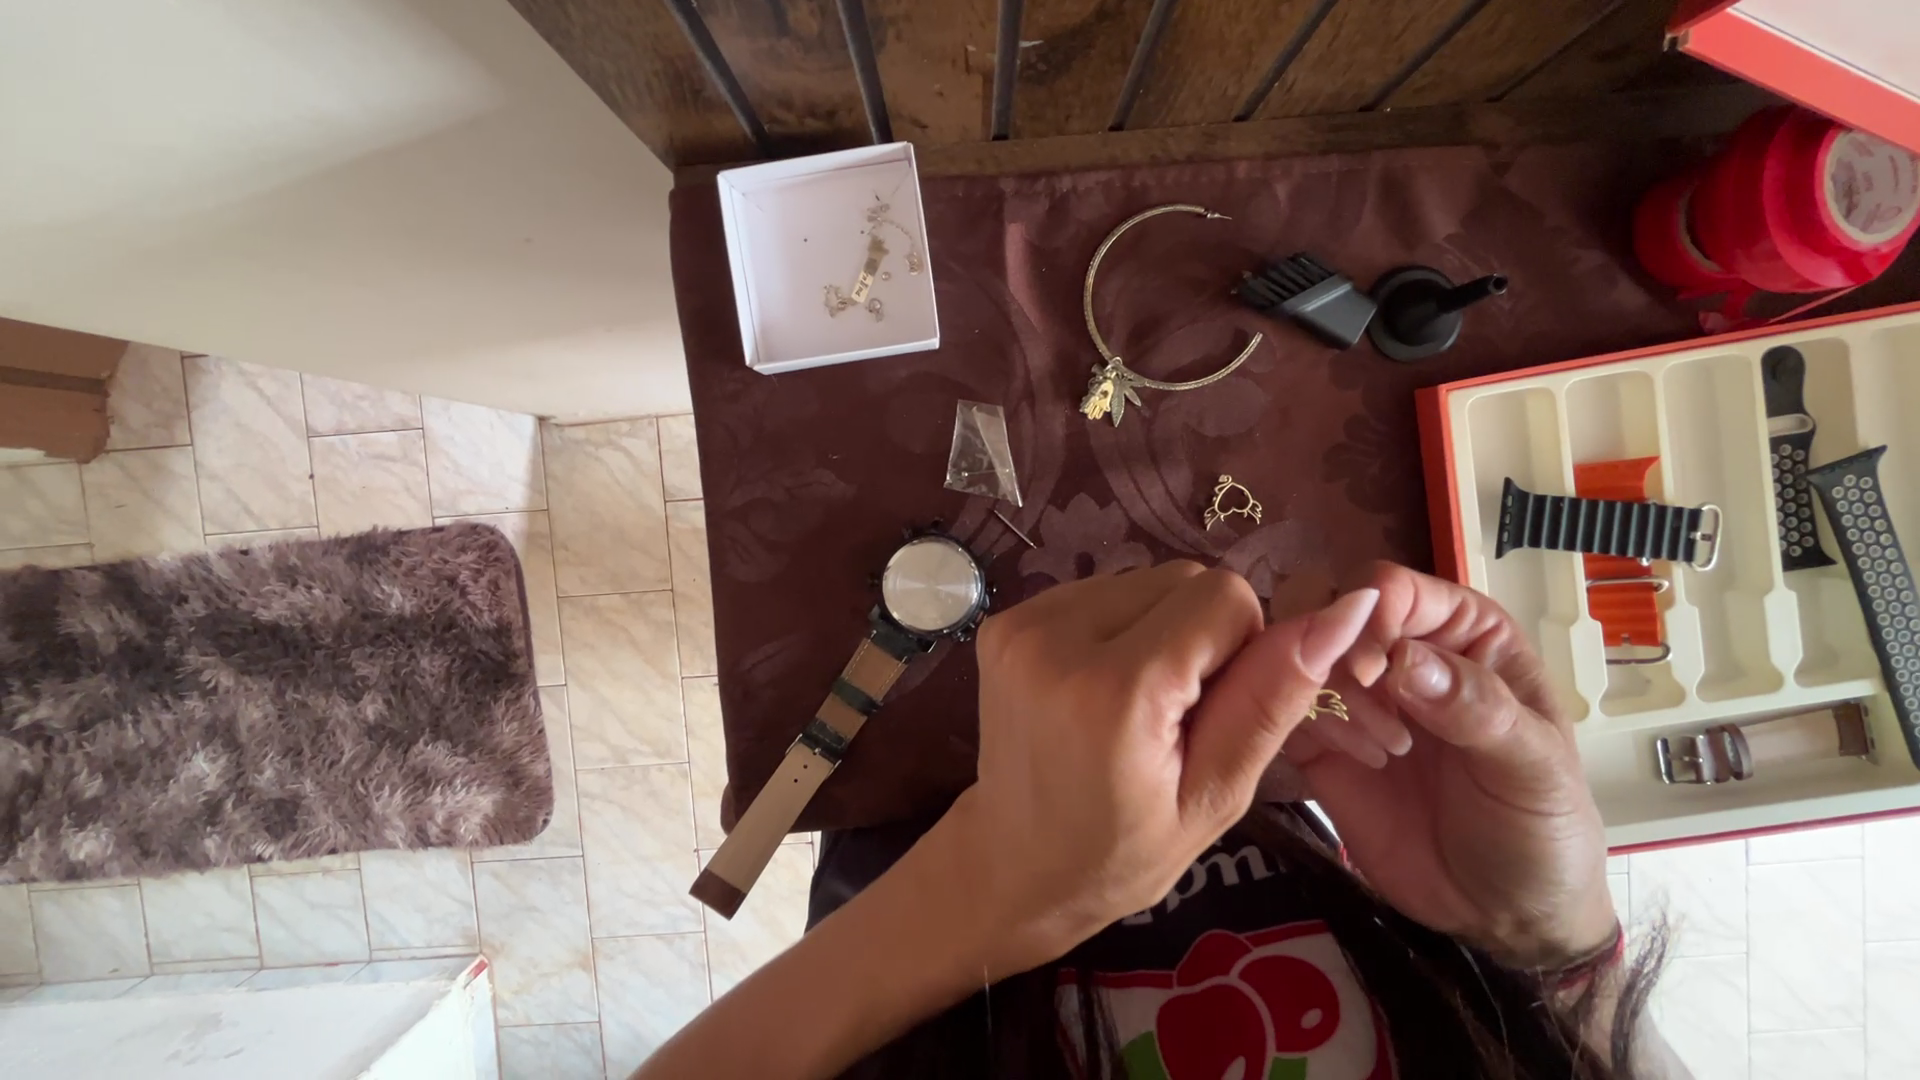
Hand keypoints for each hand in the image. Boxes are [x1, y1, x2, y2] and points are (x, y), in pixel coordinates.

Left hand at [931, 562, 1379, 975]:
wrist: (1015, 861)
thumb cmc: (1123, 849)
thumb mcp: (1215, 792)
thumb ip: (1273, 697)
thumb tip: (1343, 611)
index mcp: (1113, 690)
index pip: (1222, 595)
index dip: (1239, 646)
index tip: (1213, 707)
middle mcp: (1053, 638)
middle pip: (1180, 578)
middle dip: (1198, 634)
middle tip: (1172, 711)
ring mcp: (1020, 624)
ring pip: (1140, 579)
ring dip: (1156, 627)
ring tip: (1131, 702)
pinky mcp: (1003, 620)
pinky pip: (1096, 589)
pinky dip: (1115, 626)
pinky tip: (1098, 685)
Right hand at [1283, 562, 1615, 966]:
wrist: (1498, 914)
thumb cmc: (1538, 829)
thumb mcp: (1532, 768)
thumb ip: (1474, 707)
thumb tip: (1402, 659)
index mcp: (1460, 634)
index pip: (1393, 590)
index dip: (1372, 618)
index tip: (1375, 673)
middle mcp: (1397, 652)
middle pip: (1332, 618)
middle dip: (1342, 662)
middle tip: (1382, 724)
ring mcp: (1352, 697)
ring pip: (1299, 658)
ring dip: (1332, 702)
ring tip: (1386, 752)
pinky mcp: (1317, 738)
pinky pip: (1281, 707)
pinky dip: (1308, 727)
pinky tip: (1359, 762)